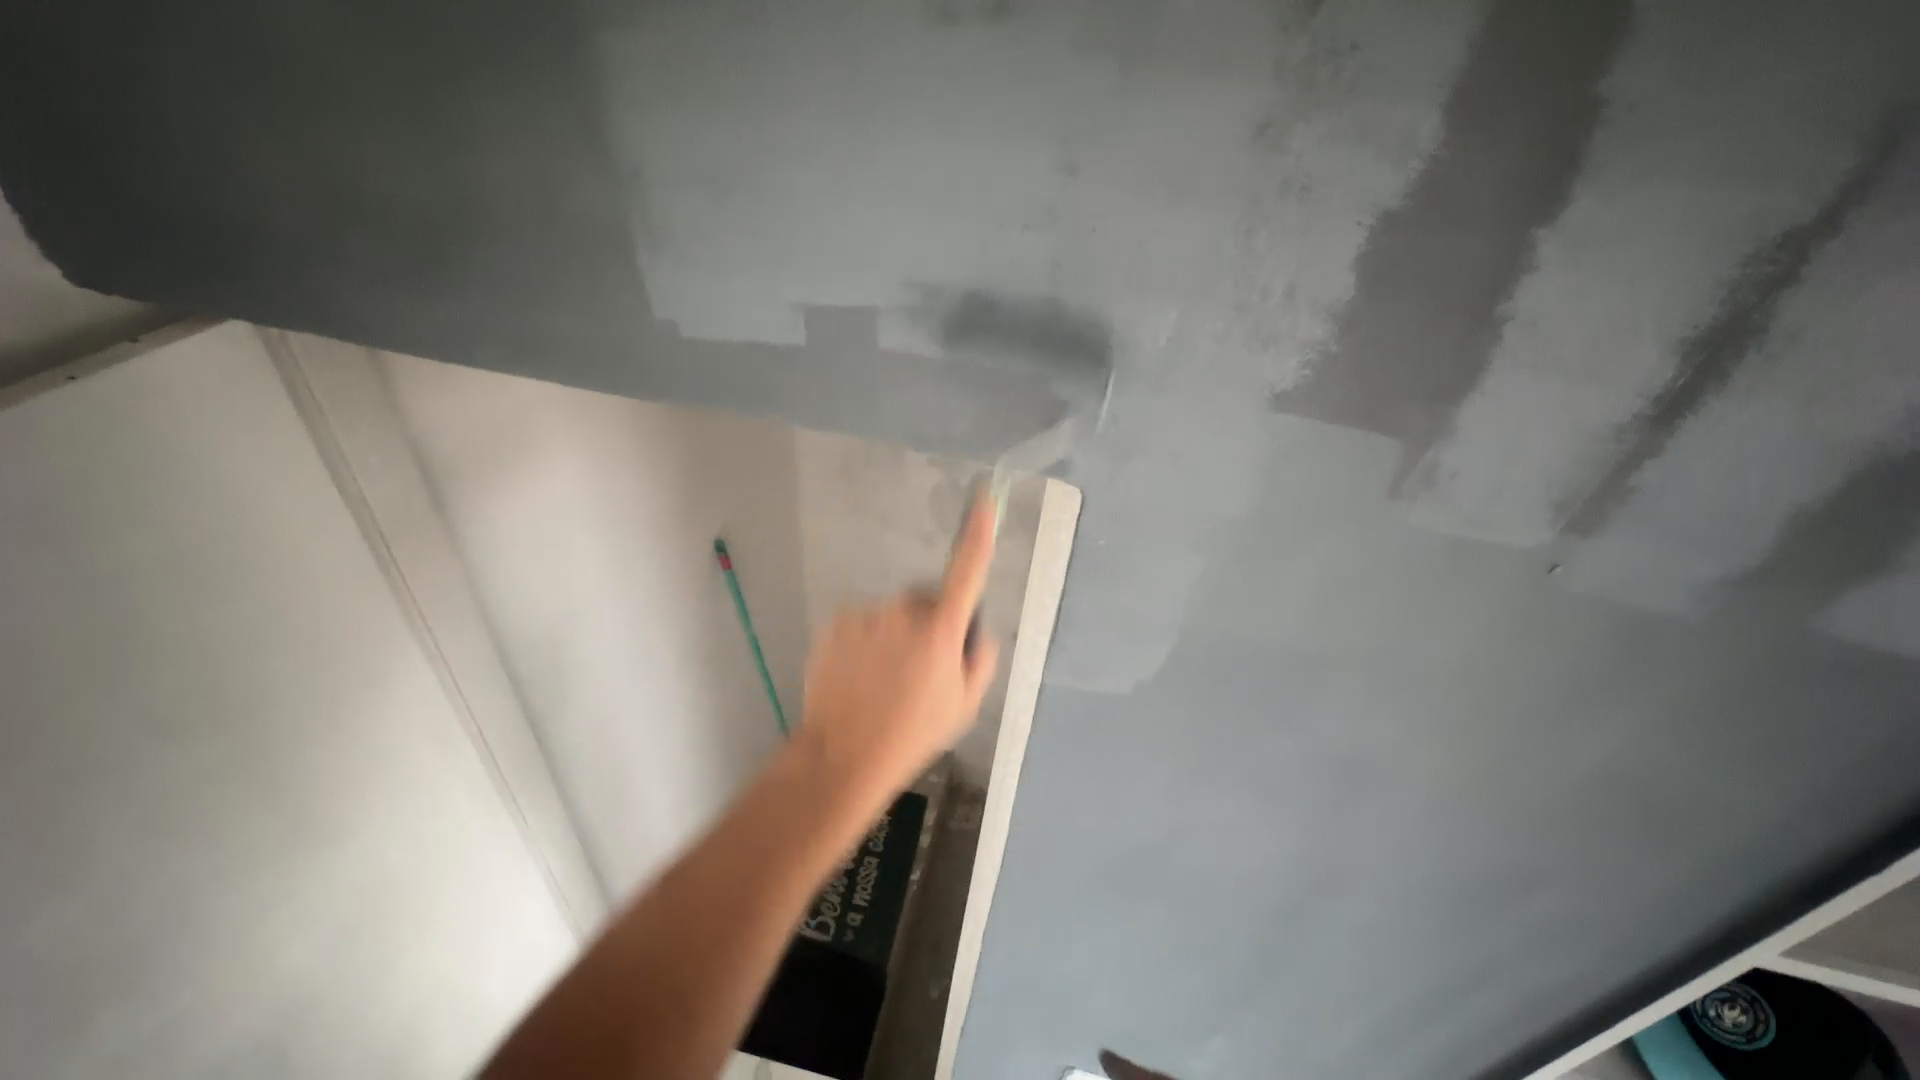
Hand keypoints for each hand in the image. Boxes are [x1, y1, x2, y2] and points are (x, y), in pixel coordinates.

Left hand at [798, 491, 1002, 796]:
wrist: (844, 754)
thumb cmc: (913, 733)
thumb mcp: (964, 706)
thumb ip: (979, 660)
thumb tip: (975, 632)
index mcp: (941, 630)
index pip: (966, 574)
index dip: (978, 537)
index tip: (984, 504)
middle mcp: (903, 612)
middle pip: (926, 604)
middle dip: (928, 626)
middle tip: (920, 672)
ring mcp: (866, 615)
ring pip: (891, 617)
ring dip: (894, 637)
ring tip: (884, 683)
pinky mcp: (836, 624)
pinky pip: (862, 625)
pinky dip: (865, 643)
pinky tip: (860, 677)